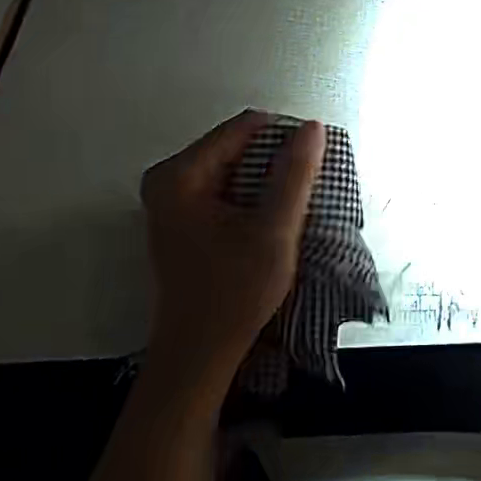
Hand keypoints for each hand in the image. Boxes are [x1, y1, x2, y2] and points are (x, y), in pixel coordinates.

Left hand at [140, 111, 323, 379]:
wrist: (200, 354)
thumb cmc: (235, 293)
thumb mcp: (274, 230)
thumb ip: (295, 175)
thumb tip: (312, 127)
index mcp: (179, 174)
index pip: (242, 127)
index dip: (284, 136)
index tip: (314, 157)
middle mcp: (166, 177)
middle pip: (234, 144)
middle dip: (274, 158)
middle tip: (306, 183)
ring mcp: (169, 196)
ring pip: (231, 164)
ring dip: (265, 176)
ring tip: (294, 198)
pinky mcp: (179, 214)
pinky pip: (223, 183)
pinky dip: (250, 191)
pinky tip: (271, 213)